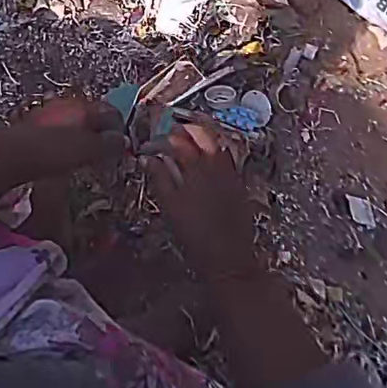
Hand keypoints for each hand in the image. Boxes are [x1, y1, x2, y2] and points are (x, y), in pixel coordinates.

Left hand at [13, 95, 127, 176]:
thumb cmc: (54, 151)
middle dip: (102, 132)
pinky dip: (68, 139)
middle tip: (106, 154)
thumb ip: (107, 144)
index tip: (122, 148)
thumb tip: (122, 140)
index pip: (112, 113)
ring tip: (86, 157)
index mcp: (85, 107)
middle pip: (93, 115)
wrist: (13, 153)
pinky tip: (64, 155)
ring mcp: (50, 111)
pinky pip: (60, 128)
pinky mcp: (35, 123)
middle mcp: (68, 104)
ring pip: (76, 121)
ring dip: (84, 136)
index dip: (120, 130)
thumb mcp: (87, 150)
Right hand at [144, 123, 257, 278]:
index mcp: (195, 169)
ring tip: (190, 140)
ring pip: (218, 142)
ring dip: (203, 136)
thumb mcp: (170, 206)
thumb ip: (159, 178)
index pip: (179, 142)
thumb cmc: (194, 234)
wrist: (228, 258)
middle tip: (174, 133)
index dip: (164, 138)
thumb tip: (148, 159)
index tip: (154, 142)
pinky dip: (217, 150)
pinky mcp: (239, 182)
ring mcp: (230, 173)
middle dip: (187, 129)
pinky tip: (208, 158)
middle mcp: (215, 166)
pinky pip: (229, 157)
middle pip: (202, 135)